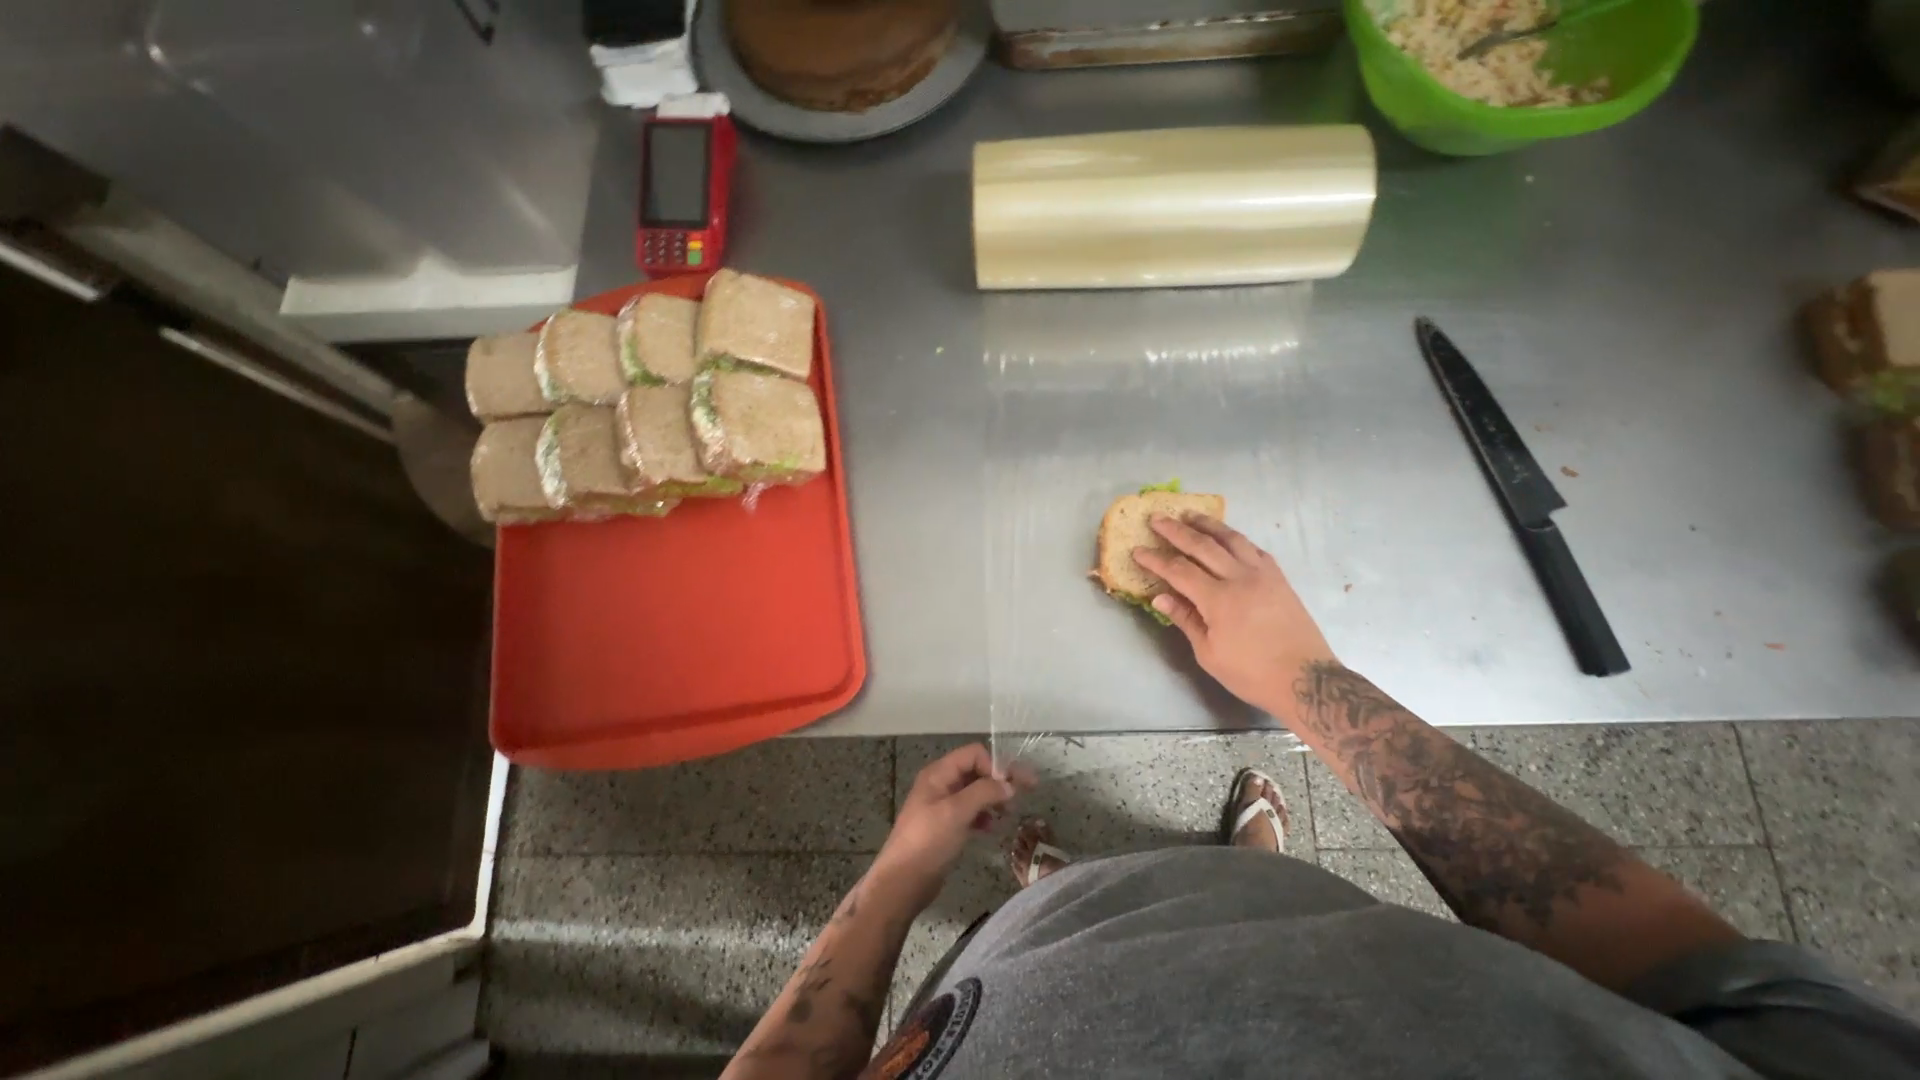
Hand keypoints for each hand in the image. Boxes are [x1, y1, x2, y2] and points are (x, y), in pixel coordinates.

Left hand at [871, 744, 1030, 910]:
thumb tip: (1010, 784)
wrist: (903, 881)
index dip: (995, 765)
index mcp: (939, 774)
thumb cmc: (929, 841)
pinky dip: (984, 815)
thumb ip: (984, 792)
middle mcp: (940, 784)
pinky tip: (991, 828)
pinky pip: (971, 811)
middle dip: (999, 780)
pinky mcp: (946, 825)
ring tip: (1008, 814)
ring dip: (994, 798)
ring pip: (975, 792)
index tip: (1013, 786)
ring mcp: (943, 805)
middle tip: (1024, 794)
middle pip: (976, 771)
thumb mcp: (956, 812)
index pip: (974, 754)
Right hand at [1132, 515, 1336, 720]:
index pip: (1179, 571)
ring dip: (1208, 525)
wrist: (1306, 678)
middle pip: (1203, 546)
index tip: (1137, 550)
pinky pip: (1254, 549)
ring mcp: (1263, 575)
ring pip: (1232, 539)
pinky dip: (1235, 539)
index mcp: (1219, 600)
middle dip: (1176, 531)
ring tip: (1190, 515)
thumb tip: (1160, 597)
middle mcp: (1240, 578)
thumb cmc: (1252, 674)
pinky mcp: (1279, 578)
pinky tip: (1227, 537)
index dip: (1156, 560)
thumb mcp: (1209, 654)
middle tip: (1157, 519)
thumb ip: (1185, 620)